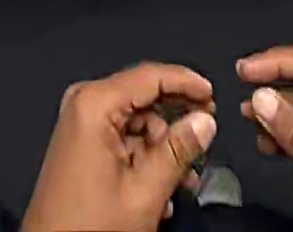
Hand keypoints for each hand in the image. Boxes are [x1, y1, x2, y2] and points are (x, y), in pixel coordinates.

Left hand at [23, 62, 217, 231]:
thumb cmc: (90, 230)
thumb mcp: (143, 193)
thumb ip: (178, 150)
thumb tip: (205, 121)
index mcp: (95, 103)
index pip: (151, 76)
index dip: (187, 82)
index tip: (213, 95)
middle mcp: (85, 102)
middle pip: (144, 95)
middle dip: (176, 118)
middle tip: (205, 133)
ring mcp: (80, 122)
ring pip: (136, 118)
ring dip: (163, 144)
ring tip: (186, 175)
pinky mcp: (80, 143)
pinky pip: (122, 134)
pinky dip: (144, 155)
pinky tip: (164, 184)